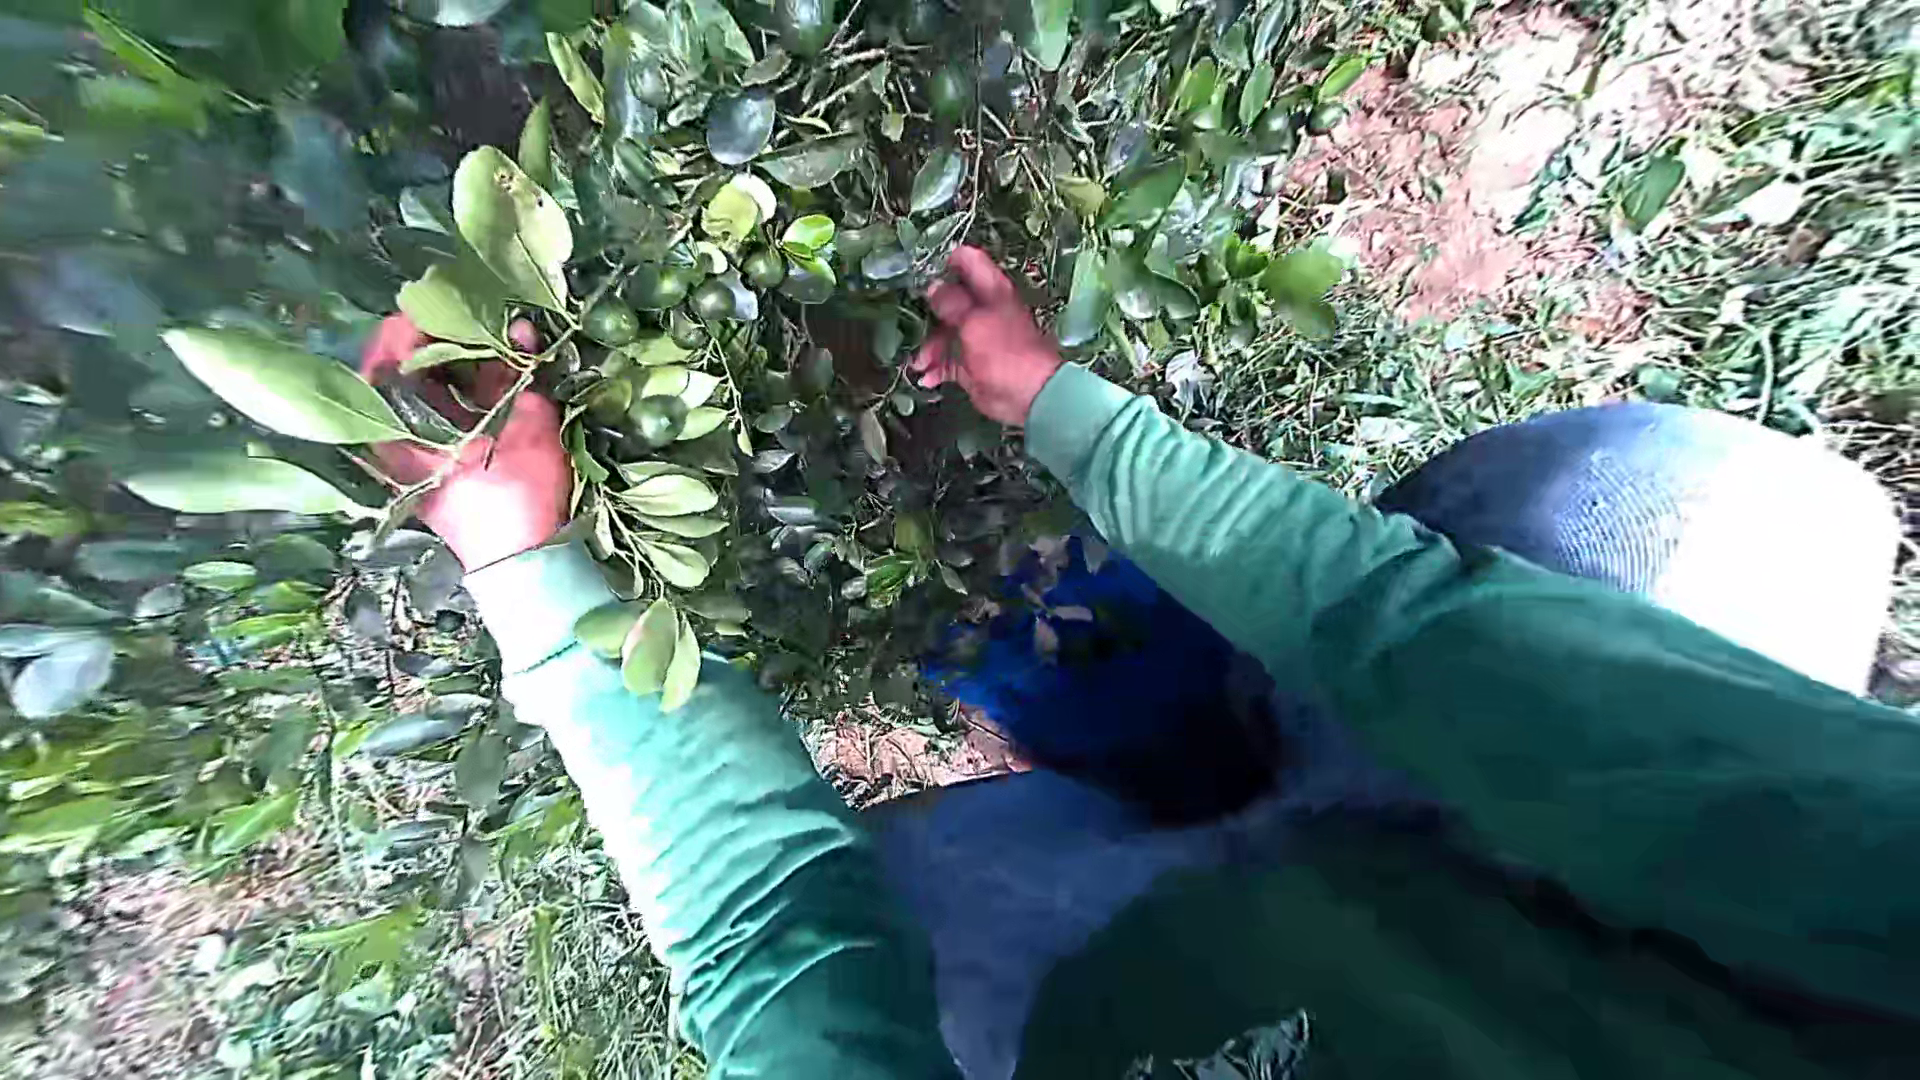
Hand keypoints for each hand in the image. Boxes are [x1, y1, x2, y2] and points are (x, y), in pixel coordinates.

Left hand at [359, 315, 569, 570]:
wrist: (520, 558)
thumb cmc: (518, 492)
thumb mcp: (527, 426)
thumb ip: (519, 373)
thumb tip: (519, 328)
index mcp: (394, 420)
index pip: (392, 346)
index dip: (428, 318)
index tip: (467, 304)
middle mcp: (382, 433)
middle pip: (402, 368)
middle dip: (446, 343)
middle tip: (486, 329)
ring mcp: (398, 453)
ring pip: (416, 394)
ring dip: (453, 371)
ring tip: (494, 358)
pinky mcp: (420, 467)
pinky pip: (427, 417)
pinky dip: (455, 399)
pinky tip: (489, 393)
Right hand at [910, 246, 1063, 426]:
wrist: (1027, 395)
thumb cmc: (1005, 353)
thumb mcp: (975, 322)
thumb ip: (952, 303)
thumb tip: (932, 287)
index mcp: (990, 292)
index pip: (968, 262)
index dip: (945, 260)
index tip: (922, 268)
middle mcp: (982, 312)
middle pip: (949, 301)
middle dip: (929, 311)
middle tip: (911, 319)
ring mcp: (975, 339)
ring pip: (944, 334)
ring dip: (928, 348)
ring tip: (919, 364)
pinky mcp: (969, 365)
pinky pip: (946, 362)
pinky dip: (935, 369)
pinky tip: (927, 378)